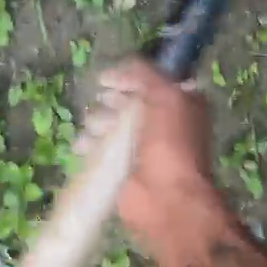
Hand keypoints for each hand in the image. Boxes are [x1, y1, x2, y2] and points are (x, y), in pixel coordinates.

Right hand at [79, 58, 224, 255]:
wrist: (167, 197)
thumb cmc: (171, 142)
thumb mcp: (165, 96)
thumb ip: (145, 74)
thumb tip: (120, 68)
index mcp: (183, 102)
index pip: (152, 80)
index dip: (130, 77)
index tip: (107, 79)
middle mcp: (165, 121)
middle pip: (130, 101)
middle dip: (113, 100)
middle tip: (102, 102)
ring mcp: (144, 146)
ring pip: (114, 123)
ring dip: (99, 121)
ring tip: (95, 127)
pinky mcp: (125, 167)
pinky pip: (103, 148)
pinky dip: (91, 144)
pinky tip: (83, 145)